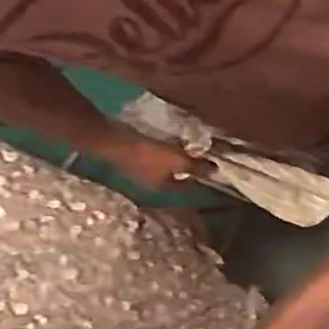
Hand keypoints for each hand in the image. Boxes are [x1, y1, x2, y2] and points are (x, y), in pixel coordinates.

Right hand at [90, 128, 212, 191]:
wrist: (110, 139)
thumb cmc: (148, 154)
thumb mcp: (180, 161)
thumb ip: (198, 168)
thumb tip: (214, 172)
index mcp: (162, 188)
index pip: (188, 189)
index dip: (204, 181)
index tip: (217, 172)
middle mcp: (150, 184)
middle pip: (178, 178)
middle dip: (193, 169)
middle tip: (209, 158)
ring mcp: (140, 171)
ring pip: (168, 167)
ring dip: (182, 159)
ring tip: (197, 150)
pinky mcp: (134, 158)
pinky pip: (159, 157)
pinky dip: (169, 152)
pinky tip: (179, 143)